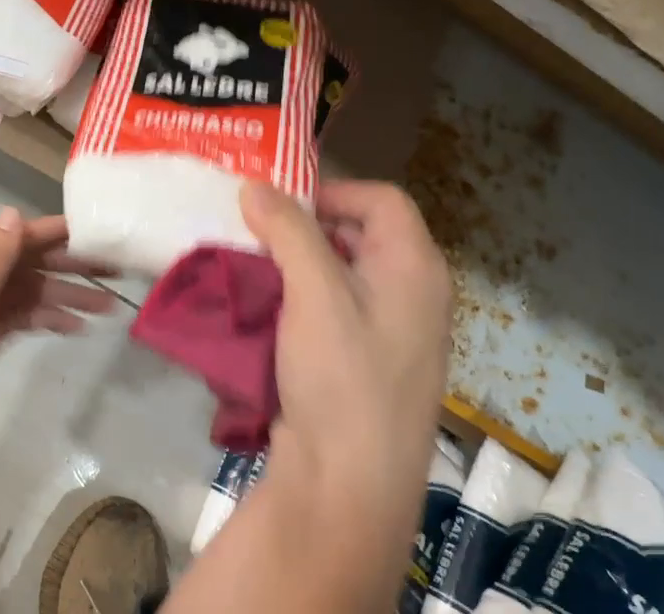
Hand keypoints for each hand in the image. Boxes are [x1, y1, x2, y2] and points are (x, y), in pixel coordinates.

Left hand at [0, 208, 117, 455]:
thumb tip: (13, 211)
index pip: (18, 237)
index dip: (57, 233)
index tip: (100, 233)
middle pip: (29, 262)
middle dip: (70, 264)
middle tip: (118, 271)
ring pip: (31, 291)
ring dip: (66, 294)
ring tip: (110, 307)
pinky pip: (24, 317)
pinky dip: (49, 318)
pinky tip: (77, 328)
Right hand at [238, 181, 451, 589]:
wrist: (350, 477)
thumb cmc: (342, 374)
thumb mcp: (313, 292)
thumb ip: (287, 231)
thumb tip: (255, 185)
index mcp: (415, 268)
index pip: (381, 199)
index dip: (329, 190)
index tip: (274, 206)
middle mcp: (411, 292)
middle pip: (359, 232)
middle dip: (302, 225)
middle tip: (251, 232)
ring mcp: (390, 329)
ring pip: (339, 271)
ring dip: (293, 262)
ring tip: (248, 267)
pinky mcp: (364, 359)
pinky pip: (331, 307)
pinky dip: (296, 297)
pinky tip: (262, 309)